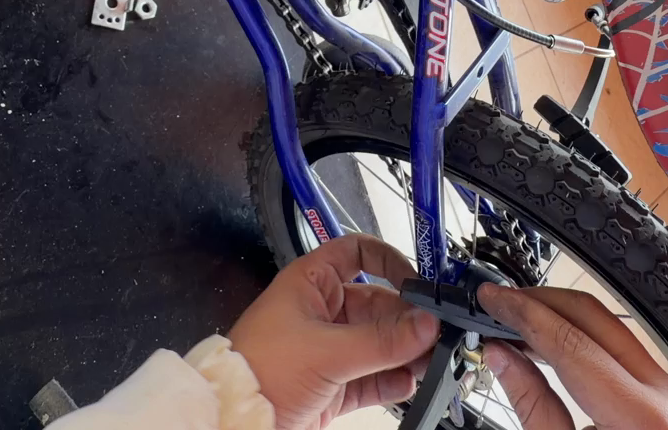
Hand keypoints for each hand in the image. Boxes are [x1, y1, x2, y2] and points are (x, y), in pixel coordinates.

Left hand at [228, 235, 439, 429]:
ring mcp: (329, 349)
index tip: (415, 279)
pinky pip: (374, 376)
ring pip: (379, 342)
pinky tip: (410, 380)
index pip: (357, 253)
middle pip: (377, 303)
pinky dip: (394, 379)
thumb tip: (424, 324)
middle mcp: (323, 310)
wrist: (233, 421)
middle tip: (434, 331)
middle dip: (406, 317)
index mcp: (313, 282)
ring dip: (405, 350)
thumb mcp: (325, 350)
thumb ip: (379, 340)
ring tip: (429, 359)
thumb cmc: (259, 369)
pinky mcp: (334, 386)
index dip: (387, 260)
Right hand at [477, 284, 667, 429]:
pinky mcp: (664, 392)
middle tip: (497, 302)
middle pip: (591, 316)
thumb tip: (500, 352)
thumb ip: (532, 404)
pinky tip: (547, 340)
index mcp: (642, 420)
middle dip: (538, 301)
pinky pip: (616, 343)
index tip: (491, 299)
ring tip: (515, 318)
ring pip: (605, 322)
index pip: (570, 342)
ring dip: (556, 313)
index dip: (523, 314)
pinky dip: (576, 333)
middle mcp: (664, 396)